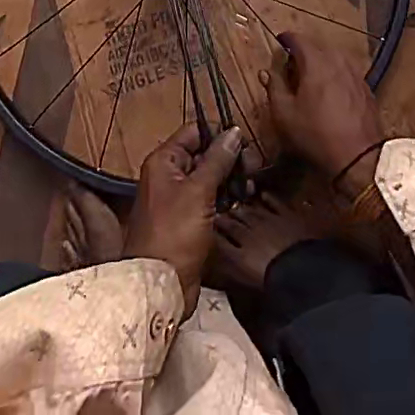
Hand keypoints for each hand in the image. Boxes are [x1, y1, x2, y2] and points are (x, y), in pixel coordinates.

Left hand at [124, 123, 244, 316]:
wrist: (161, 282)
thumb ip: (217, 160)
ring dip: (230, 177)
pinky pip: (209, 197)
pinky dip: (225, 195)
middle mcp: (169, 174)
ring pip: (208, 176)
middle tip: (253, 167)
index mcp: (164, 160)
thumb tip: (233, 132)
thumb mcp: (198, 191)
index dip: (218, 133)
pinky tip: (242, 198)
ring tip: (250, 184)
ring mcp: (179, 196)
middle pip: (202, 153)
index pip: (193, 132)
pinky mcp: (189, 217)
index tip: (244, 141)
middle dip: (228, 157)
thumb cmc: (175, 232)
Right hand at [262, 32, 384, 191]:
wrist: (359, 158)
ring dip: (321, 61)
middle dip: (303, 50)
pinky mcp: (366, 89)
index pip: (298, 39)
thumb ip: (274, 87)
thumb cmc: (316, 133)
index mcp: (315, 63)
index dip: (286, 39)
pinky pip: (346, 71)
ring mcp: (355, 75)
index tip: (279, 42)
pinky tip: (331, 90)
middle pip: (317, 46)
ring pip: (335, 57)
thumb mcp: (284, 113)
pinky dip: (335, 73)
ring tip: (311, 75)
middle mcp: (337, 62)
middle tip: (292, 63)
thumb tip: (267, 72)